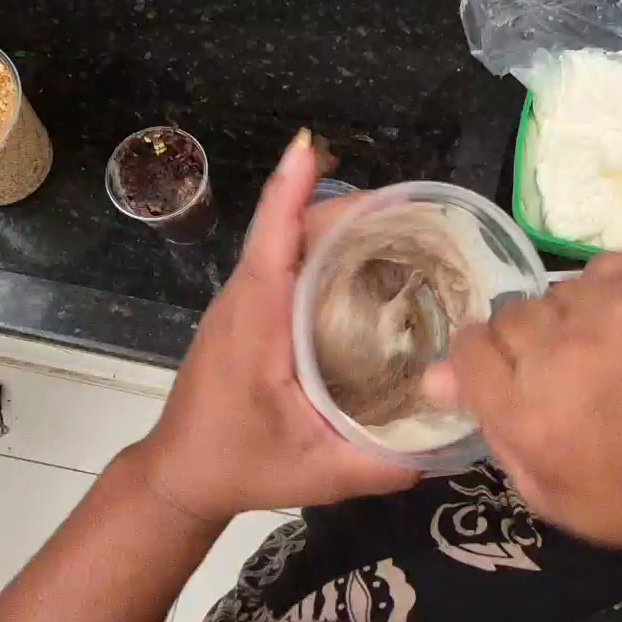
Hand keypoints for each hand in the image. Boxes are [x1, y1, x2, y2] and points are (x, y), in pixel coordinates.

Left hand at [133, 132, 417, 523]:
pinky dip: (323, 244)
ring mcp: (243, 300)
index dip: (288, 192)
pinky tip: (363, 259)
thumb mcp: (315, 472)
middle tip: (410, 208)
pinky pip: (285, 258)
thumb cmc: (237, 465)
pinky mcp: (248, 308)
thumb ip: (379, 463)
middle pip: (290, 230)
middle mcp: (246, 299)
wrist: (178, 473)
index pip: (271, 243)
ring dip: (336, 222)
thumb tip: (443, 447)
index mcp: (256, 324)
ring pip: (287, 240)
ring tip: (398, 224)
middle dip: (344, 206)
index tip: (308, 148)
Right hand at [425, 253, 621, 558]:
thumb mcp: (555, 494)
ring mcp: (614, 309)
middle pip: (507, 316)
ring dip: (570, 321)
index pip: (466, 349)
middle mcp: (564, 354)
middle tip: (569, 376)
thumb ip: (490, 430)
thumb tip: (431, 373)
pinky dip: (609, 294)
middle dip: (527, 345)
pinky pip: (600, 269)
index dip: (482, 363)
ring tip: (612, 355)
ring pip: (555, 293)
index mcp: (532, 414)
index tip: (509, 377)